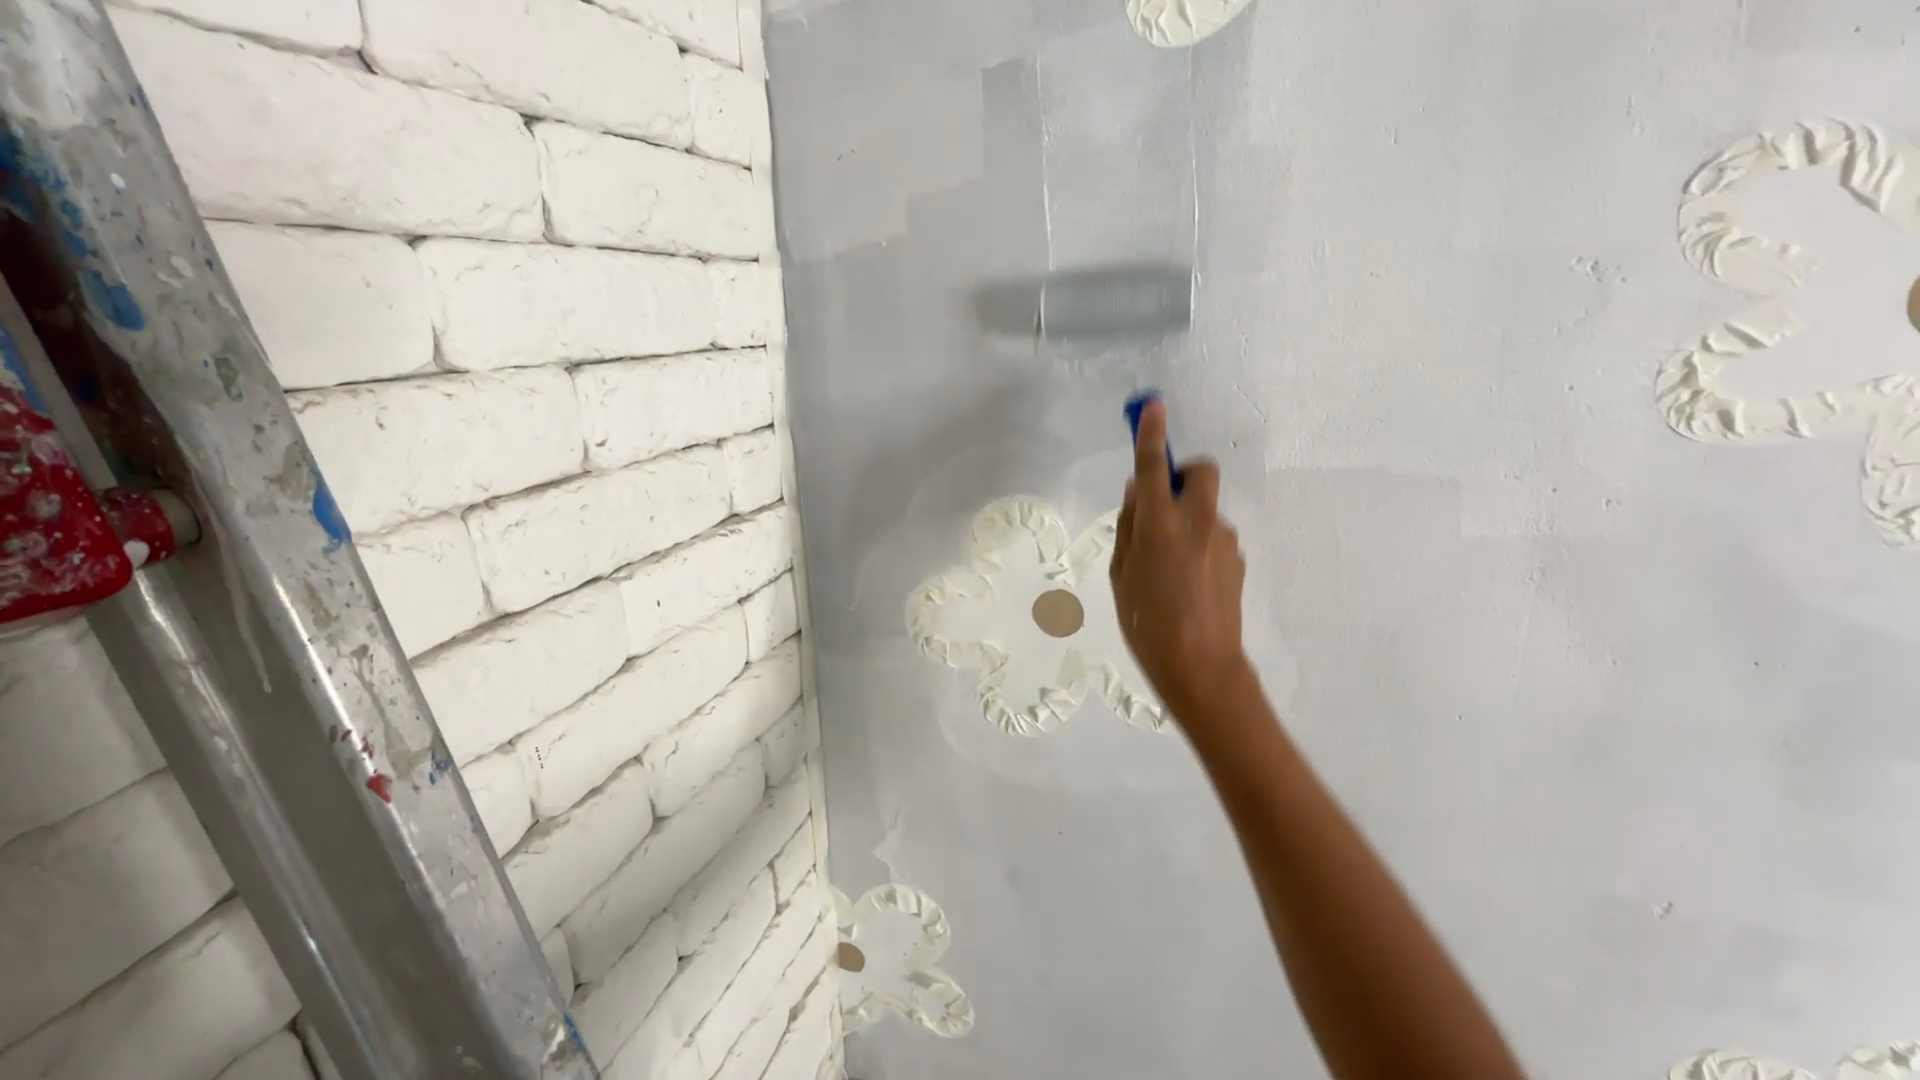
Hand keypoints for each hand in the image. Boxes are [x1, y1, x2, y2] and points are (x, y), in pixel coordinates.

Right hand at [1109, 399, 1250, 720]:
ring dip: (1189, 520)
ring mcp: (1223, 539)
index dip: (1151, 432)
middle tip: (1163, 505)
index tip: (1153, 405)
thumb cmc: (1146, 623)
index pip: (1152, 466)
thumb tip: (1137, 493)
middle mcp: (1197, 522)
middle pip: (1201, 471)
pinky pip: (1215, 536)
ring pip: (1206, 509)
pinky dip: (1201, 546)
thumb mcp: (1120, 576)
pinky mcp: (1238, 559)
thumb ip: (1128, 528)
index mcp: (1159, 525)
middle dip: (1184, 475)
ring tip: (1170, 568)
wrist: (1202, 666)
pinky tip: (1190, 584)